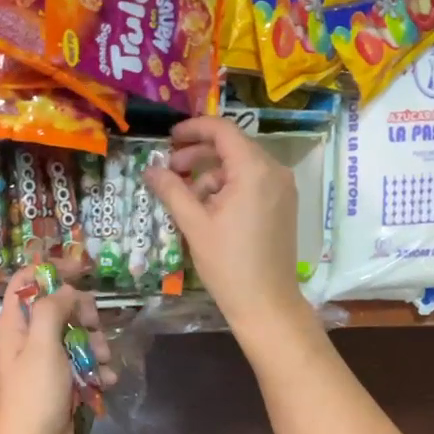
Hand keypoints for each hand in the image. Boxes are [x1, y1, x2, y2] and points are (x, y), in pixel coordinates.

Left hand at [0, 266, 116, 433]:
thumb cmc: (33, 394)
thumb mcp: (42, 345)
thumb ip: (54, 309)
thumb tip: (69, 290)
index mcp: (15, 324)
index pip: (27, 280)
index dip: (52, 270)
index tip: (82, 269)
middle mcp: (28, 338)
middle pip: (59, 306)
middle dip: (83, 313)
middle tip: (93, 325)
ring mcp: (45, 360)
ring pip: (76, 335)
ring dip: (96, 343)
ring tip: (103, 360)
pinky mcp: (61, 381)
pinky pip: (84, 363)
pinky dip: (97, 369)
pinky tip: (107, 379)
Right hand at [146, 116, 309, 332]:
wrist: (266, 303)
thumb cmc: (228, 264)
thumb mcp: (194, 225)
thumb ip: (172, 190)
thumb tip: (150, 169)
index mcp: (254, 170)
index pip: (222, 130)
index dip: (193, 129)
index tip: (168, 139)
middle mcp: (274, 171)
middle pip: (232, 147)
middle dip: (198, 156)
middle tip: (170, 171)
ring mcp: (282, 189)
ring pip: (241, 167)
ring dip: (211, 175)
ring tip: (186, 200)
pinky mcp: (283, 206)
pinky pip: (253, 184)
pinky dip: (228, 188)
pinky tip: (209, 211)